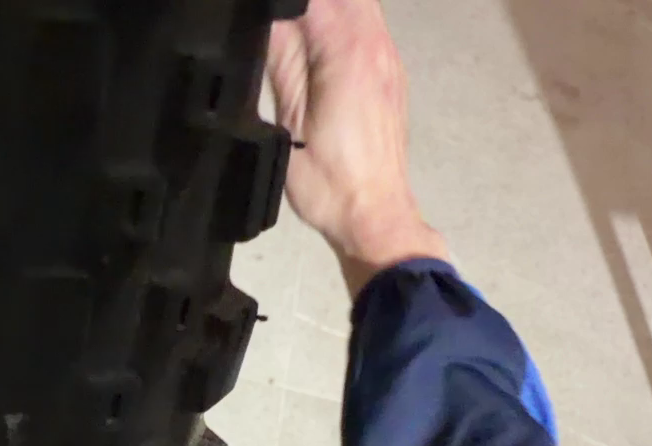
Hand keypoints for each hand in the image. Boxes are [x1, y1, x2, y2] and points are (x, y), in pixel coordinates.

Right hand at [268, 0, 447, 296]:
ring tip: (293, 40)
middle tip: (276, 33)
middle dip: (303, 6)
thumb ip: (280, 64)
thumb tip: (266, 22)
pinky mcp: (390, 77)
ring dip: (324, 12)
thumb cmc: (332, 188)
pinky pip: (368, 29)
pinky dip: (342, 27)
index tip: (260, 19)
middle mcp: (375, 46)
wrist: (373, 217)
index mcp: (347, 52)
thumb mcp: (289, 127)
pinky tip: (319, 56)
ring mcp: (388, 60)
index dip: (280, 4)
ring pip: (357, 5)